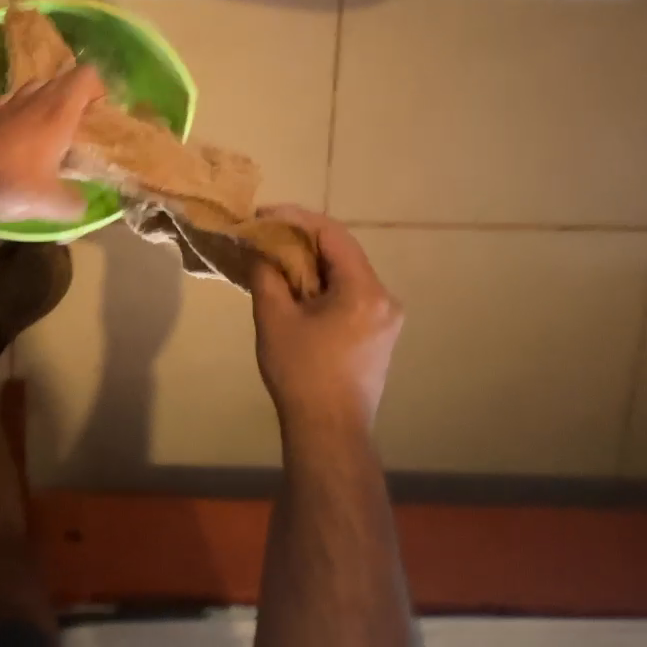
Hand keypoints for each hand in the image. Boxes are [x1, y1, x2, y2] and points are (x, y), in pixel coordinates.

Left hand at [0, 64, 106, 221]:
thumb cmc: (13, 186)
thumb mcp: (52, 204)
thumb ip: (74, 202)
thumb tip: (81, 204)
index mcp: (57, 112)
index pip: (85, 76)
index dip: (97, 88)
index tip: (98, 113)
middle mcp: (33, 100)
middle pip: (60, 79)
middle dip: (73, 96)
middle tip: (77, 126)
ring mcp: (5, 105)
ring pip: (33, 88)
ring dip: (45, 101)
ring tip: (48, 131)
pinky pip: (10, 103)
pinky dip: (19, 113)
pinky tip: (17, 139)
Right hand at [249, 207, 401, 429]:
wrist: (330, 430)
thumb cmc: (301, 371)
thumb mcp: (274, 316)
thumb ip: (267, 273)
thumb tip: (260, 247)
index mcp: (365, 291)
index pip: (332, 234)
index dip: (295, 218)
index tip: (262, 216)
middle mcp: (384, 298)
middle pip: (342, 252)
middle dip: (301, 239)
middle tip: (264, 235)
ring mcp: (386, 318)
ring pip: (345, 273)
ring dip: (310, 262)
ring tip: (273, 260)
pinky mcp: (378, 335)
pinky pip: (349, 293)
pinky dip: (321, 284)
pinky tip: (294, 289)